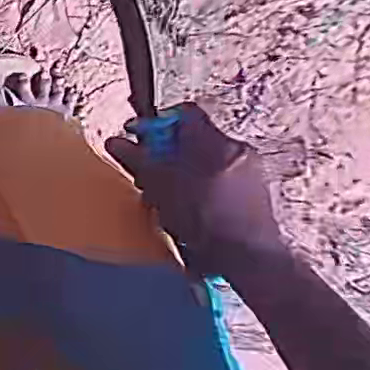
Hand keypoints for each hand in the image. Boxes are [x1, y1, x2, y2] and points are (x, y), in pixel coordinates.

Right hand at [104, 103, 289, 267]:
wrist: (246, 256)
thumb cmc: (202, 218)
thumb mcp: (159, 185)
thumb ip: (137, 159)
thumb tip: (116, 142)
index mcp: (215, 143)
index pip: (183, 113)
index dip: (156, 122)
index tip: (138, 136)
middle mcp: (237, 150)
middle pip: (192, 137)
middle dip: (164, 150)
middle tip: (146, 169)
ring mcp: (249, 170)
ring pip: (202, 157)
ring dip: (178, 168)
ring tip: (162, 192)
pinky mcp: (253, 190)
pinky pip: (216, 174)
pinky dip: (196, 182)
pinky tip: (183, 204)